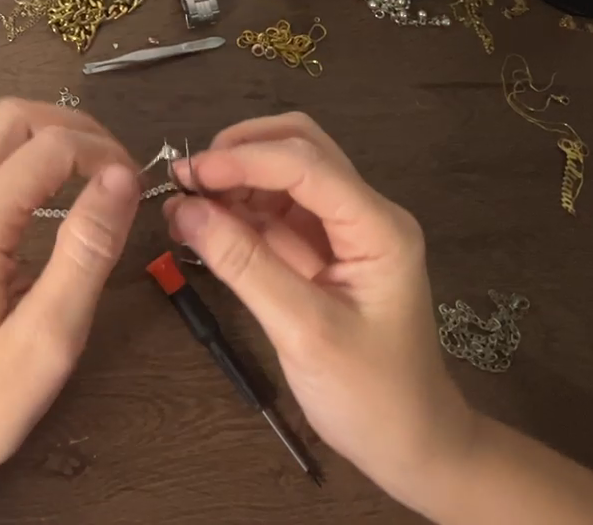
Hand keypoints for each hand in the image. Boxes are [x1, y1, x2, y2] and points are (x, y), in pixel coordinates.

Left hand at [0, 100, 140, 523]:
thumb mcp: (48, 341)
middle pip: (11, 115)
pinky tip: (14, 166)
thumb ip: (86, 251)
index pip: (50, 146)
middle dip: (73, 127)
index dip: (102, 153)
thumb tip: (122, 177)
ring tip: (74, 160)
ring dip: (32, 124)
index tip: (134, 188)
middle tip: (112, 169)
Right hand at [163, 112, 473, 497]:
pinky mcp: (316, 248)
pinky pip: (270, 208)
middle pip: (299, 146)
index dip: (244, 160)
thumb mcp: (304, 332)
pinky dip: (233, 207)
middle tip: (188, 178)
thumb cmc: (370, 396)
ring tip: (183, 202)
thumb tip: (182, 209)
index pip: (306, 165)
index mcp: (377, 226)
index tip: (188, 174)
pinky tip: (200, 222)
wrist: (409, 445)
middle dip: (240, 151)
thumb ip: (244, 265)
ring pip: (281, 171)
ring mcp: (339, 227)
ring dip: (232, 177)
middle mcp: (361, 212)